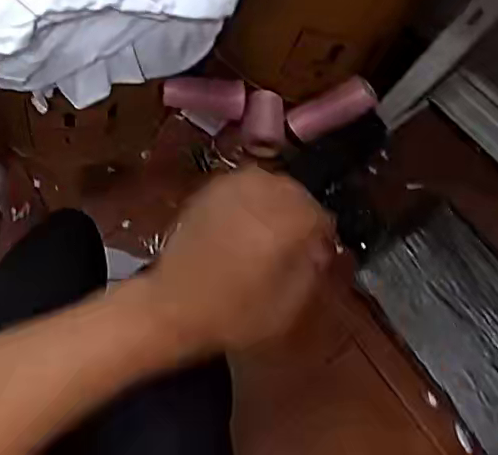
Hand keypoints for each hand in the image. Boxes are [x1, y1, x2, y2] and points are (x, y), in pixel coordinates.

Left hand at [139, 168, 335, 355]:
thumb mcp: (287, 306)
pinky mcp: (213, 186)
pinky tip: (245, 224)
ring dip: (278, 203)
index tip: (319, 254)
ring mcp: (235, 184)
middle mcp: (262, 192)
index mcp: (285, 220)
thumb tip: (322, 249)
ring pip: (273, 183)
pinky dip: (253, 199)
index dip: (324, 236)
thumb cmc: (233, 314)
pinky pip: (247, 184)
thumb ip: (313, 270)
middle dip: (302, 215)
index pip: (321, 215)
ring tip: (269, 233)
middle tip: (296, 245)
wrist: (172, 305)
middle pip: (299, 193)